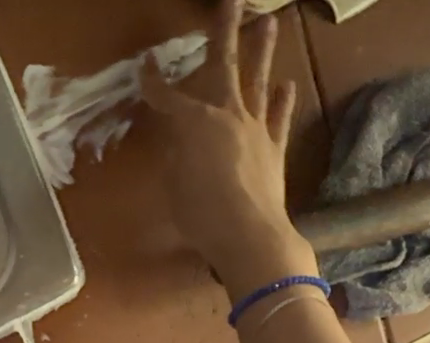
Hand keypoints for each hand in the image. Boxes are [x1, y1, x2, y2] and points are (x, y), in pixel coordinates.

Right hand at [140, 0, 318, 296]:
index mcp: (194, 125)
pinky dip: (281, 100)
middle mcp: (227, 115)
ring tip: (268, 21)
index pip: (167, 98)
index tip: (145, 67)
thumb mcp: (174, 186)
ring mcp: (255, 127)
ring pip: (257, 79)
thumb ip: (175, 158)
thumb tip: (179, 144)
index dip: (153, 84)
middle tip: (229, 2)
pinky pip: (278, 116)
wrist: (248, 233)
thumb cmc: (200, 215)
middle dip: (222, 33)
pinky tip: (284, 85)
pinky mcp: (274, 146)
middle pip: (224, 66)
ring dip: (262, 50)